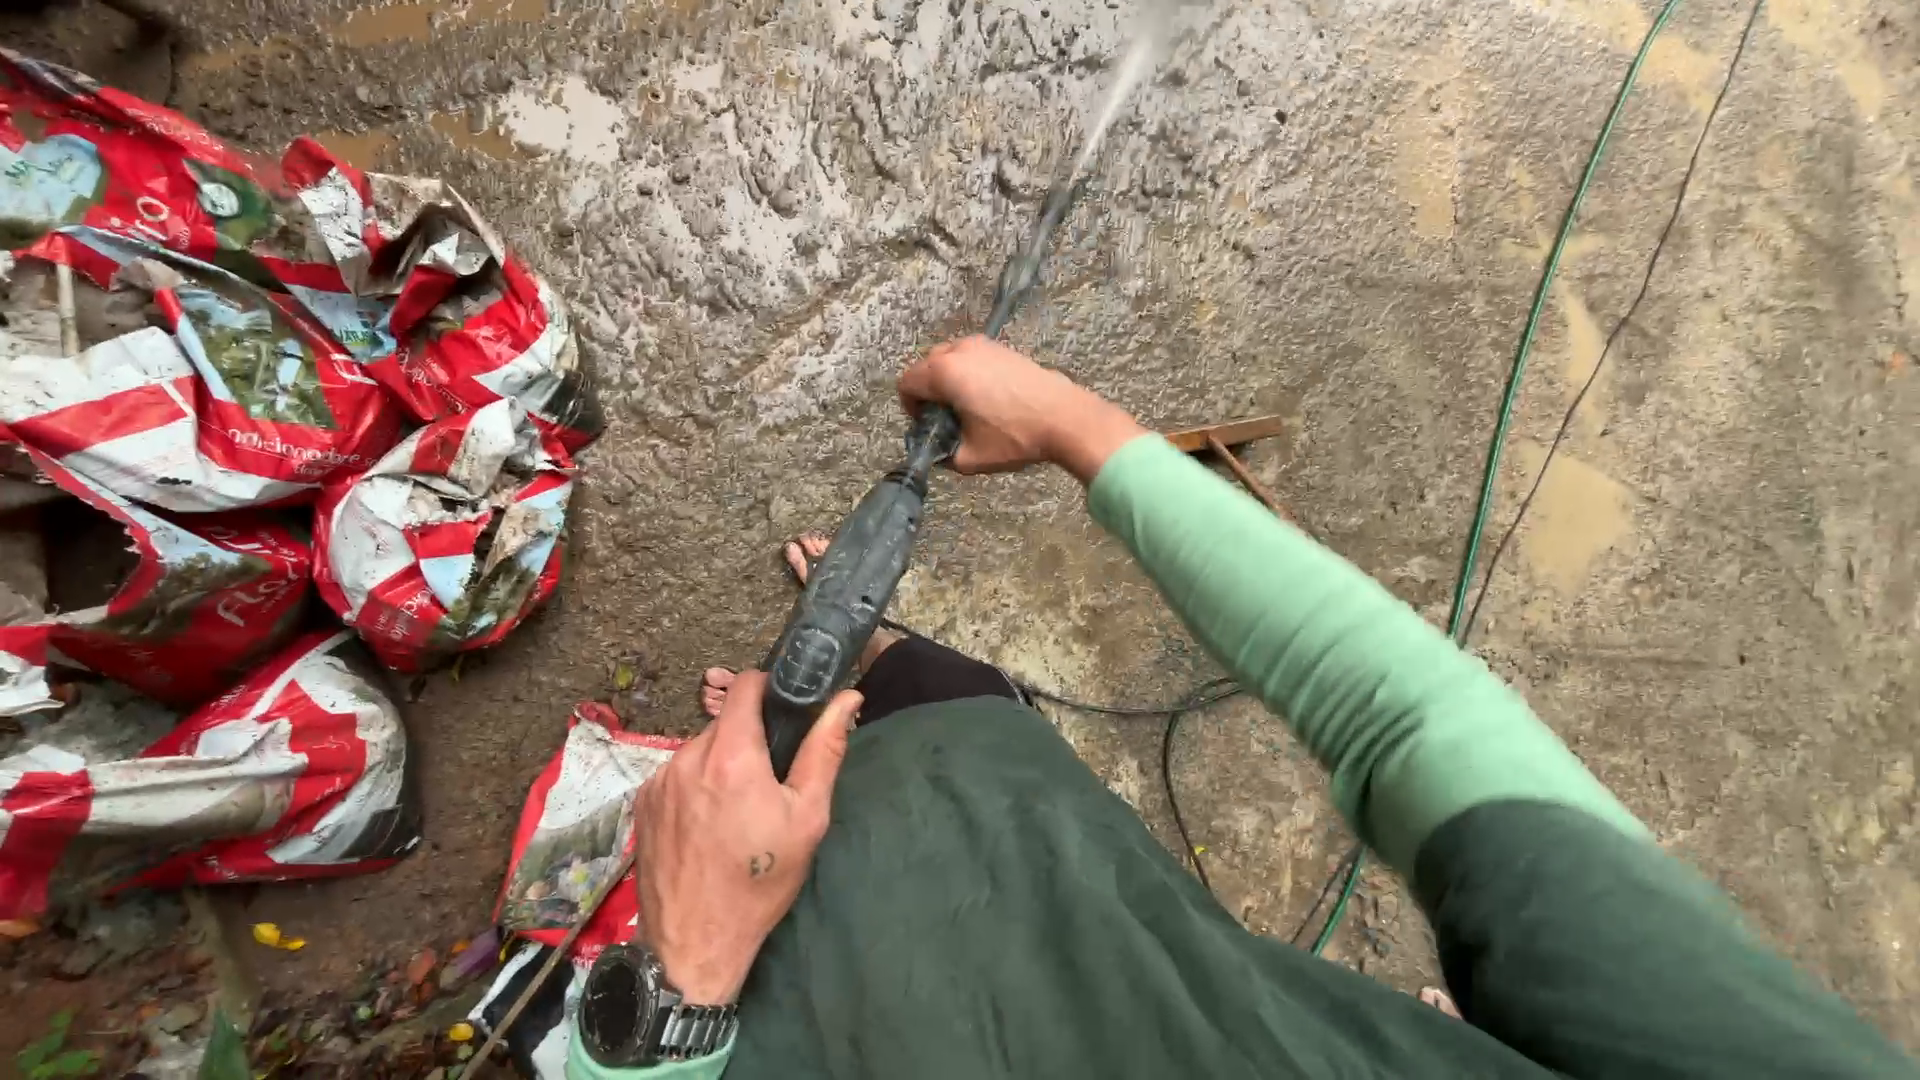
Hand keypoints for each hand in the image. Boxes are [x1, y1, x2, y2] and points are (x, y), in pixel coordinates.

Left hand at [633, 671, 861, 1004]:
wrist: (694, 944)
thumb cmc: (761, 881)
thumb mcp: (808, 816)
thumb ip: (825, 749)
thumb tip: (847, 698)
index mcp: (732, 755)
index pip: (745, 685)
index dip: (769, 689)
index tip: (785, 712)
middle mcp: (687, 757)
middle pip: (725, 721)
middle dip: (749, 737)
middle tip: (768, 778)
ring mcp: (658, 780)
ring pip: (700, 748)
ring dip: (721, 761)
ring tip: (735, 808)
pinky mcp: (641, 802)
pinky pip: (676, 773)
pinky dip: (695, 783)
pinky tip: (706, 822)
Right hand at [898, 335, 1149, 482]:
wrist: (1065, 418)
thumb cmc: (1016, 436)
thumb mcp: (969, 458)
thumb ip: (942, 456)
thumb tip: (938, 452)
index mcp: (945, 372)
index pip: (907, 384)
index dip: (910, 409)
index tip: (928, 426)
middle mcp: (960, 350)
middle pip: (926, 368)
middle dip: (929, 394)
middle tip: (946, 420)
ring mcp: (984, 345)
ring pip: (949, 360)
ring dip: (949, 383)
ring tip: (968, 410)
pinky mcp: (1003, 349)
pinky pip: (971, 359)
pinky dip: (969, 376)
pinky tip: (988, 401)